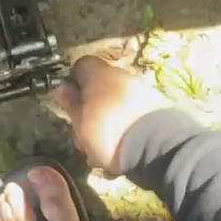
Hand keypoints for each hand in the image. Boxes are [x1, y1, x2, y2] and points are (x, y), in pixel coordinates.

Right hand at [51, 57, 174, 174]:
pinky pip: (133, 118)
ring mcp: (143, 93)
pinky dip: (126, 131)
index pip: (81, 65)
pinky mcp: (158, 110)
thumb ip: (71, 105)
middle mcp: (123, 77)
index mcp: (101, 75)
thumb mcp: (81, 123)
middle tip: (84, 135)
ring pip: (116, 105)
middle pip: (100, 88)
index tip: (69, 102)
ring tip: (102, 153)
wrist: (158, 147)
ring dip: (108, 124)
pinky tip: (122, 155)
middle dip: (91, 110)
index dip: (73, 82)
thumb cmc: (110, 133)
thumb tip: (62, 88)